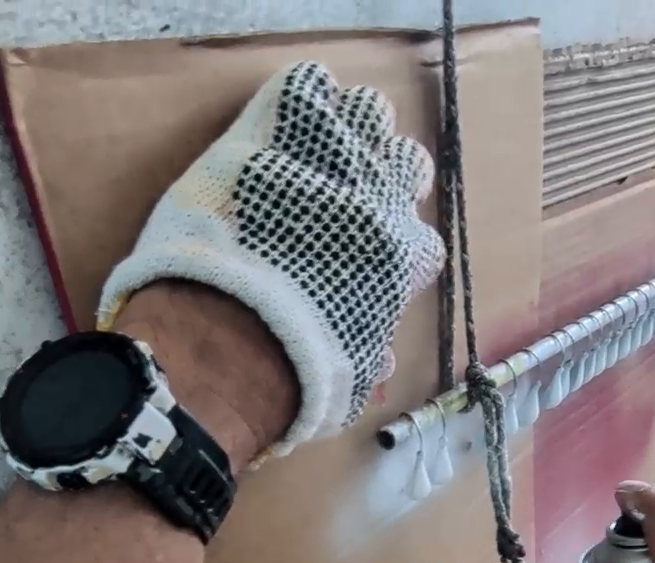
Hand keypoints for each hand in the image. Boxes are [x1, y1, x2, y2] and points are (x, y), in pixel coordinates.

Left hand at [98, 62, 445, 454]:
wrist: (231, 336)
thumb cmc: (294, 376)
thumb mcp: (344, 381)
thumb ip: (368, 361)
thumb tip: (382, 361)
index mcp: (401, 262)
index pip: (424, 242)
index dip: (396, 247)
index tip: (370, 255)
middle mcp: (382, 203)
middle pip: (407, 164)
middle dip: (385, 178)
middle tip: (350, 194)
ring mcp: (335, 159)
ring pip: (367, 116)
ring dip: (348, 132)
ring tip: (318, 149)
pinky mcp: (283, 128)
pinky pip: (309, 88)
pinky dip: (302, 99)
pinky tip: (286, 117)